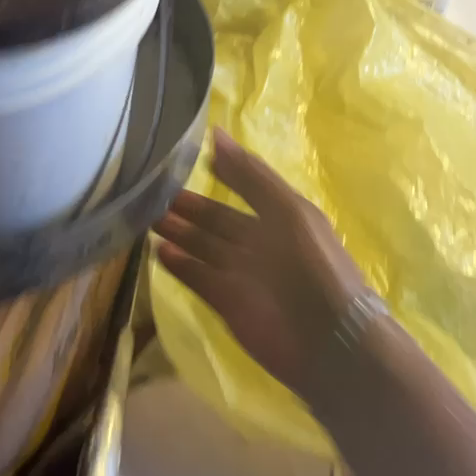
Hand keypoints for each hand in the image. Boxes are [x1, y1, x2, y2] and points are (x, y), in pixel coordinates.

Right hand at [154, 130, 372, 403]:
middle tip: (151, 192)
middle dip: (187, 207)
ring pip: (202, 247)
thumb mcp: (287, 210)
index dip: (217, 176)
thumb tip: (216, 134)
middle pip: (215, 220)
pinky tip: (159, 250)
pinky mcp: (226, 302)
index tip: (183, 162)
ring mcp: (240, 274)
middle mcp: (257, 243)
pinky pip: (197, 277)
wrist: (328, 340)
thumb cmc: (312, 266)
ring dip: (178, 232)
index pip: (241, 189)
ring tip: (147, 218)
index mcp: (278, 218)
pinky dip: (179, 264)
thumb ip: (251, 176)